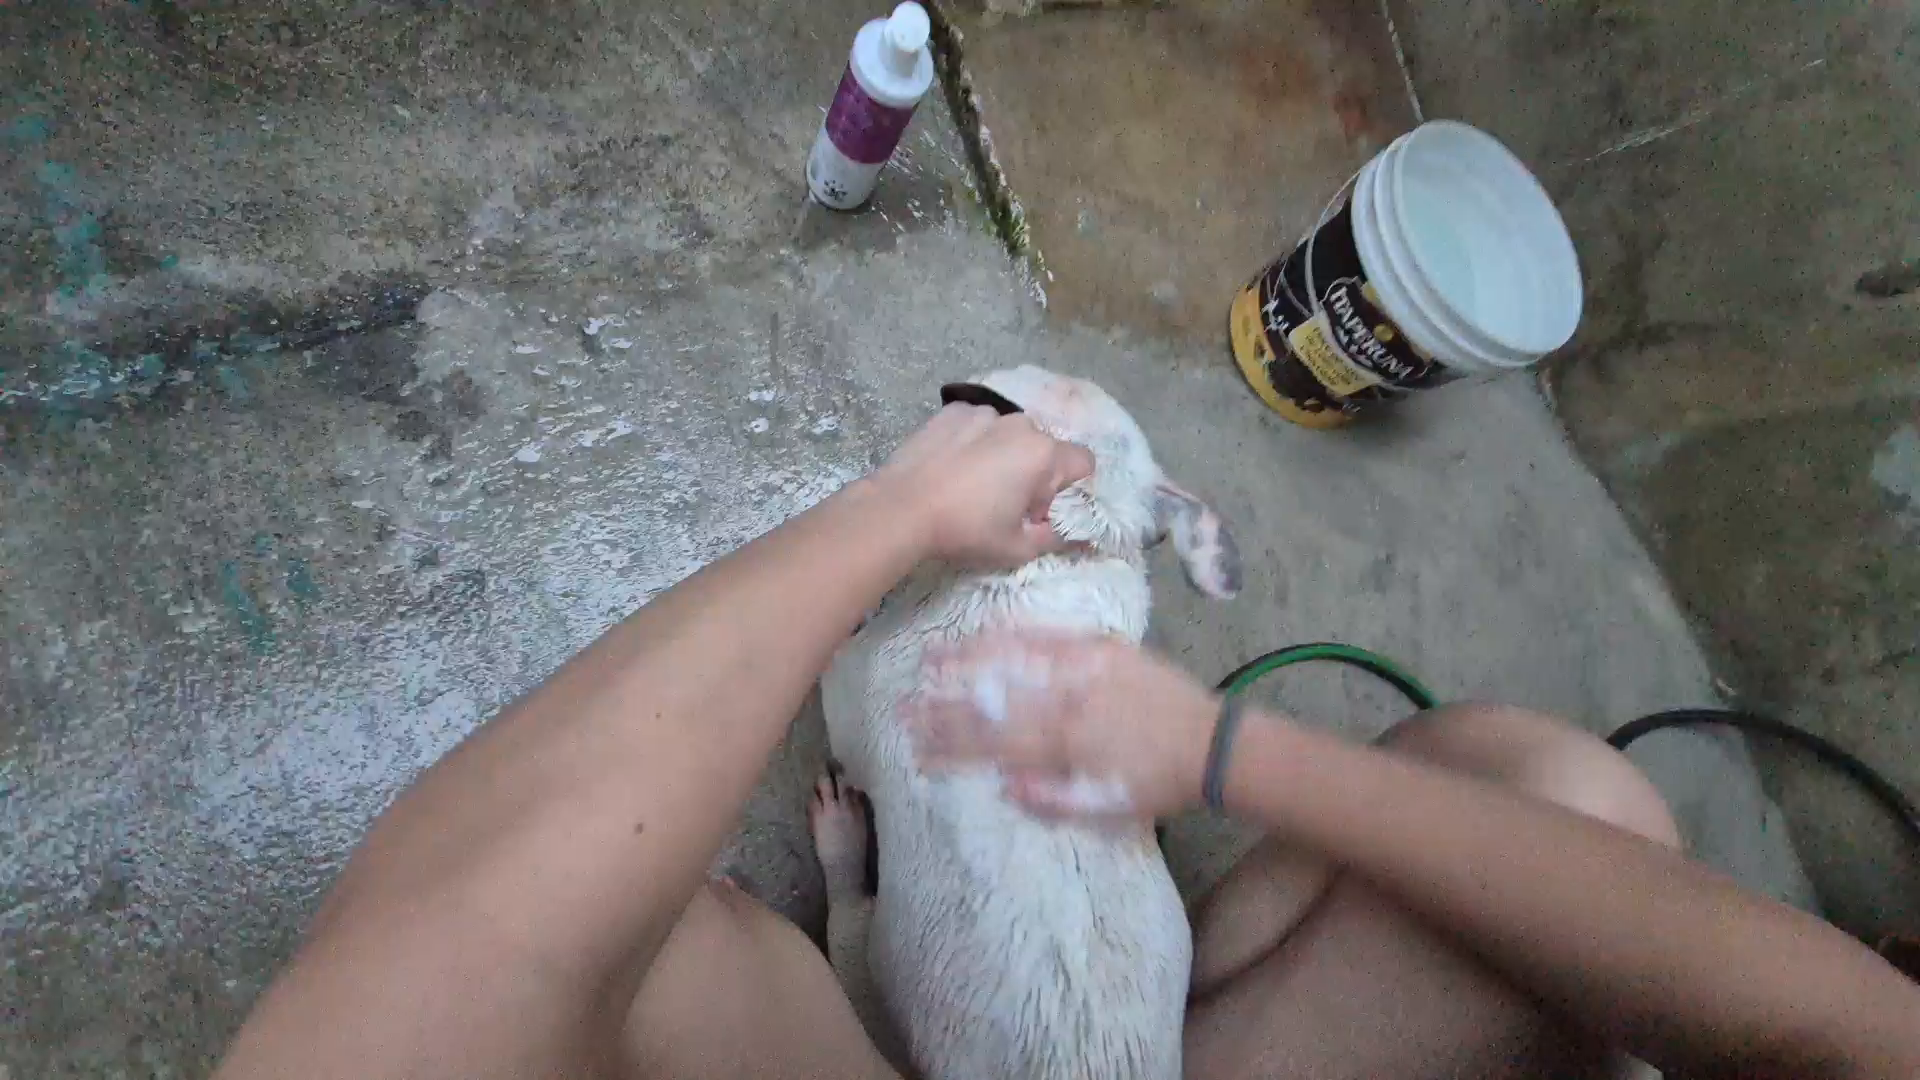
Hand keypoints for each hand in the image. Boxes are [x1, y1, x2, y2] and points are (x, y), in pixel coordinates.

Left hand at [875, 403, 1094, 566]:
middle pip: (1044, 448)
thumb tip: (1083, 537)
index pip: (1084, 462)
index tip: (1040, 509)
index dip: (1069, 489)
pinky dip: (973, 442)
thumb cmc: (966, 530)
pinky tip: (951, 465)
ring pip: (1009, 435)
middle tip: (1003, 503)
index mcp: (1043, 454)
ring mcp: (984, 413)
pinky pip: (978, 426)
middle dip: (1034, 473)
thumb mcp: (1017, 548)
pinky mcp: (953, 411)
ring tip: (971, 484)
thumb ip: (1058, 538)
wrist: (901, 509)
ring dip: (1003, 455)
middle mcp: (1020, 424)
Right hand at [902, 631, 1220, 821]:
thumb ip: (1051, 798)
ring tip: (930, 660)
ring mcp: (1082, 667)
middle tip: (903, 706)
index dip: (950, 745)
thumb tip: (1001, 785)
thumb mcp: (1108, 806)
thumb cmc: (1156, 782)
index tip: (916, 746)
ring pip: (1013, 661)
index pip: (994, 743)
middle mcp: (1067, 700)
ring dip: (967, 662)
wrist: (1211, 743)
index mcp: (1066, 744)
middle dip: (944, 706)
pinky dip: (1014, 634)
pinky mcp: (1099, 646)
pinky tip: (987, 631)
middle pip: (993, 702)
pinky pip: (1049, 636)